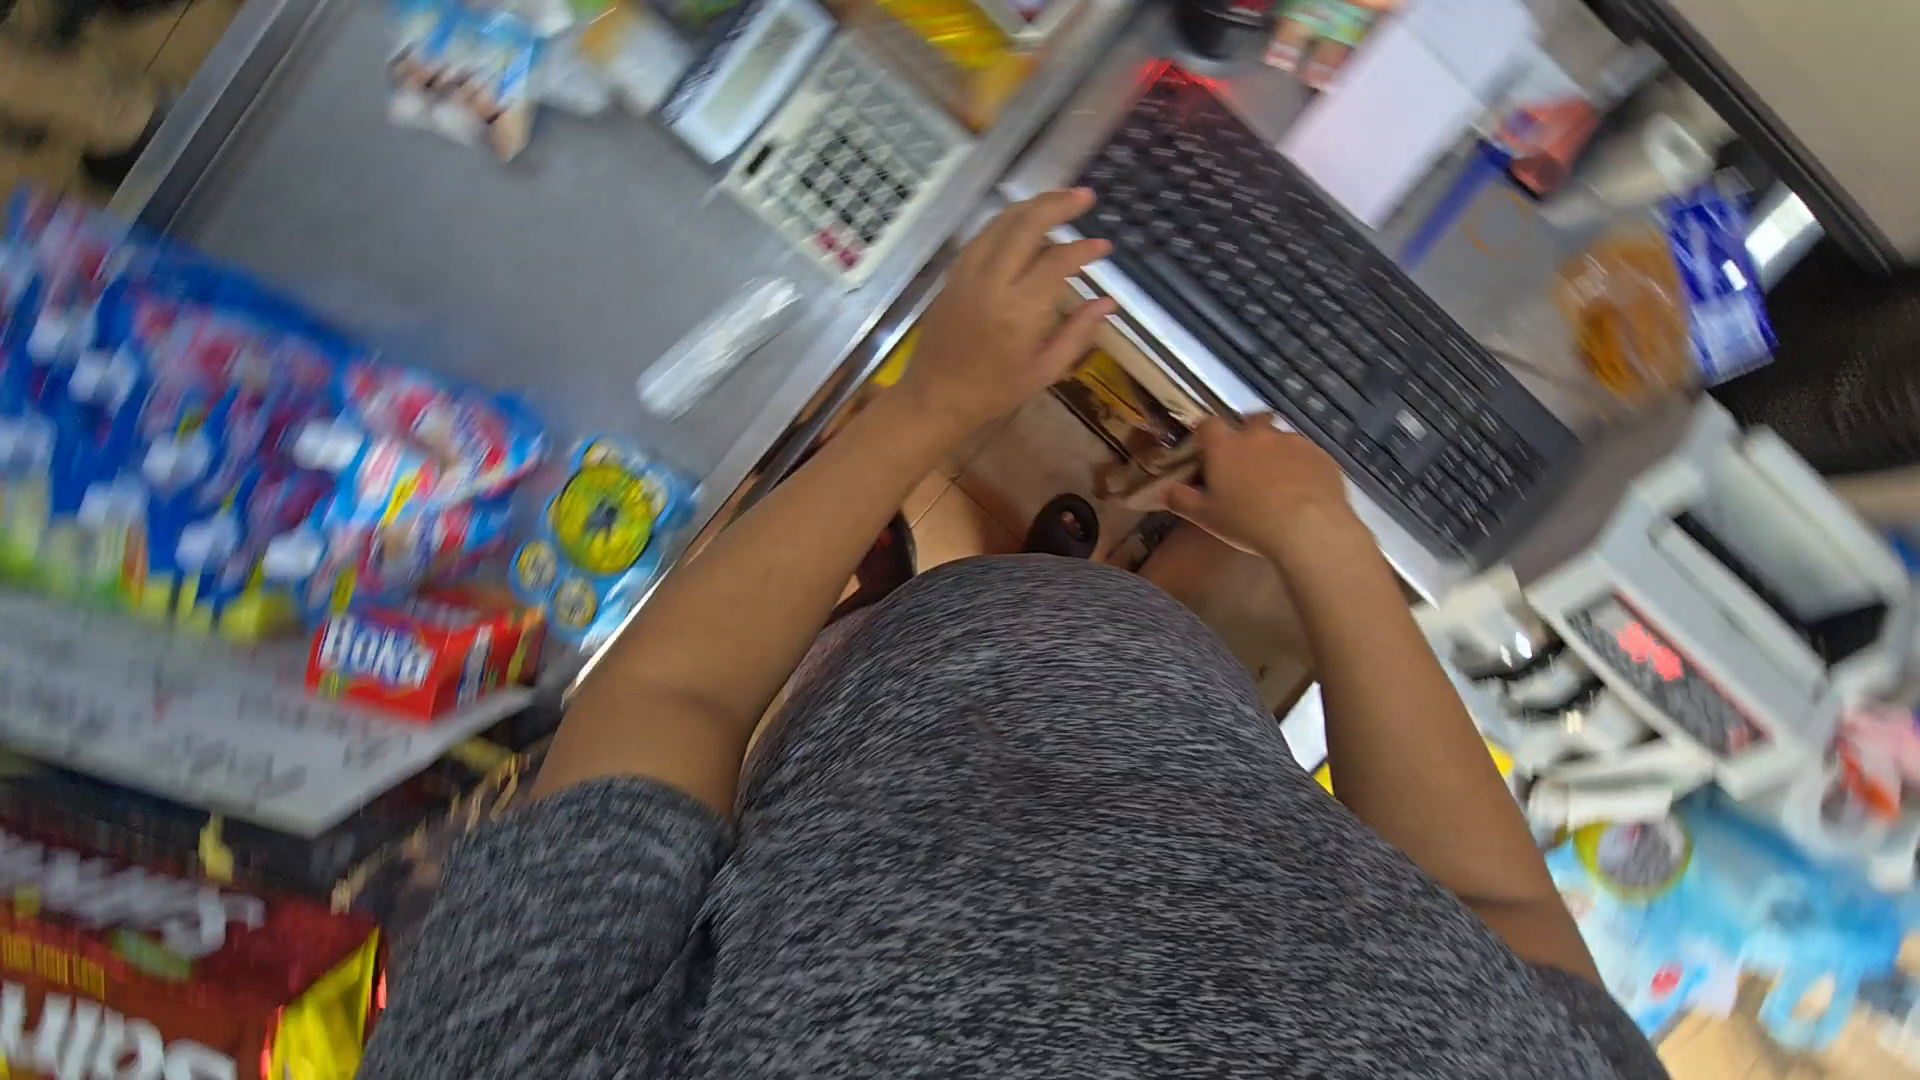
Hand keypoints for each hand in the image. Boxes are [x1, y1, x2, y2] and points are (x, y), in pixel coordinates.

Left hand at [894, 189, 1118, 437]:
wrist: (936, 398)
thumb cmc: (994, 392)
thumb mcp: (1044, 371)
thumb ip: (1077, 333)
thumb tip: (1107, 303)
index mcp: (1018, 311)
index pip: (1057, 261)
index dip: (1085, 250)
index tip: (1104, 248)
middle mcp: (991, 283)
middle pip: (1026, 224)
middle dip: (1058, 204)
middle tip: (1085, 197)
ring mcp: (967, 275)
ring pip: (1000, 222)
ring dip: (1032, 206)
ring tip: (1059, 202)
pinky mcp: (952, 276)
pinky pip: (981, 237)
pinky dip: (1005, 223)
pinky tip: (1022, 225)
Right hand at [1163, 416, 1366, 565]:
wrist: (1309, 528)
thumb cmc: (1248, 522)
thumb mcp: (1206, 518)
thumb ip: (1181, 500)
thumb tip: (1164, 489)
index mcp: (1225, 447)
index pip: (1208, 425)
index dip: (1204, 434)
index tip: (1204, 449)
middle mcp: (1258, 436)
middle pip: (1247, 424)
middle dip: (1243, 438)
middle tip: (1242, 465)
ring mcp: (1292, 442)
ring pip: (1278, 439)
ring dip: (1273, 453)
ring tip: (1275, 482)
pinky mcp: (1320, 454)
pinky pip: (1303, 454)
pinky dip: (1298, 465)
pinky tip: (1301, 490)